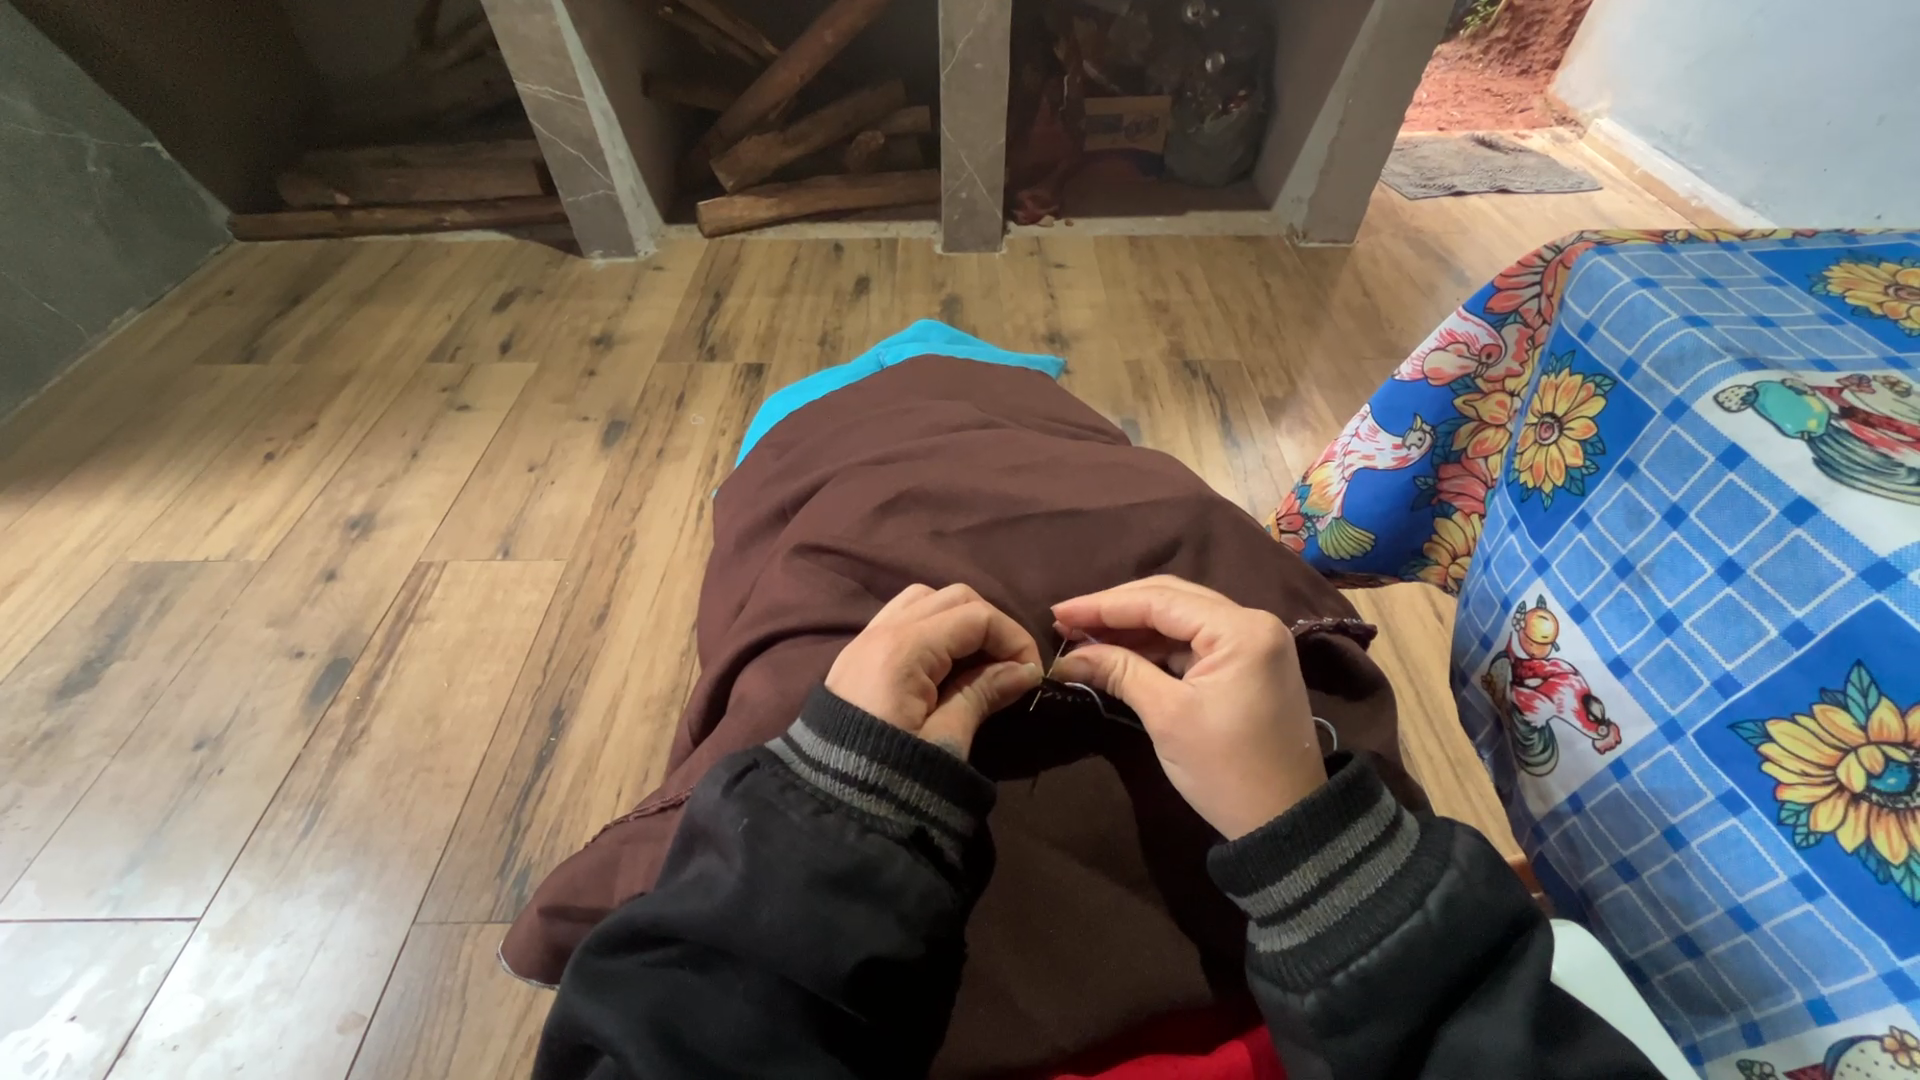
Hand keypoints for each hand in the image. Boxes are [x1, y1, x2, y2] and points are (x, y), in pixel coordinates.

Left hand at [826, 584, 1043, 759]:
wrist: (825, 802)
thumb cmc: (889, 774)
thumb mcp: (945, 741)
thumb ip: (983, 694)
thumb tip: (1025, 671)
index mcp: (906, 648)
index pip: (976, 617)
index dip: (1013, 639)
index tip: (1031, 674)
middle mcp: (885, 629)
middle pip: (953, 597)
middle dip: (991, 624)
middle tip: (1010, 666)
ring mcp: (867, 636)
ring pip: (926, 599)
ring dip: (960, 619)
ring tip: (979, 659)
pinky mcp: (858, 651)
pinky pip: (903, 614)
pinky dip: (933, 624)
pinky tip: (946, 659)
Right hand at [1050, 576, 1325, 838]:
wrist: (1287, 823)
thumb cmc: (1226, 770)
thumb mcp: (1166, 717)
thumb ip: (1120, 671)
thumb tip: (1069, 656)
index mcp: (1240, 630)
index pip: (1159, 600)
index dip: (1102, 605)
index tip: (1057, 612)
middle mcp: (1251, 622)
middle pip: (1170, 598)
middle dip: (1115, 610)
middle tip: (1066, 621)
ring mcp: (1251, 641)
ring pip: (1178, 617)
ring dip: (1131, 627)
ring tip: (1083, 636)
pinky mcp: (1245, 663)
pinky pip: (1191, 641)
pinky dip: (1154, 646)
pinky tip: (1118, 652)